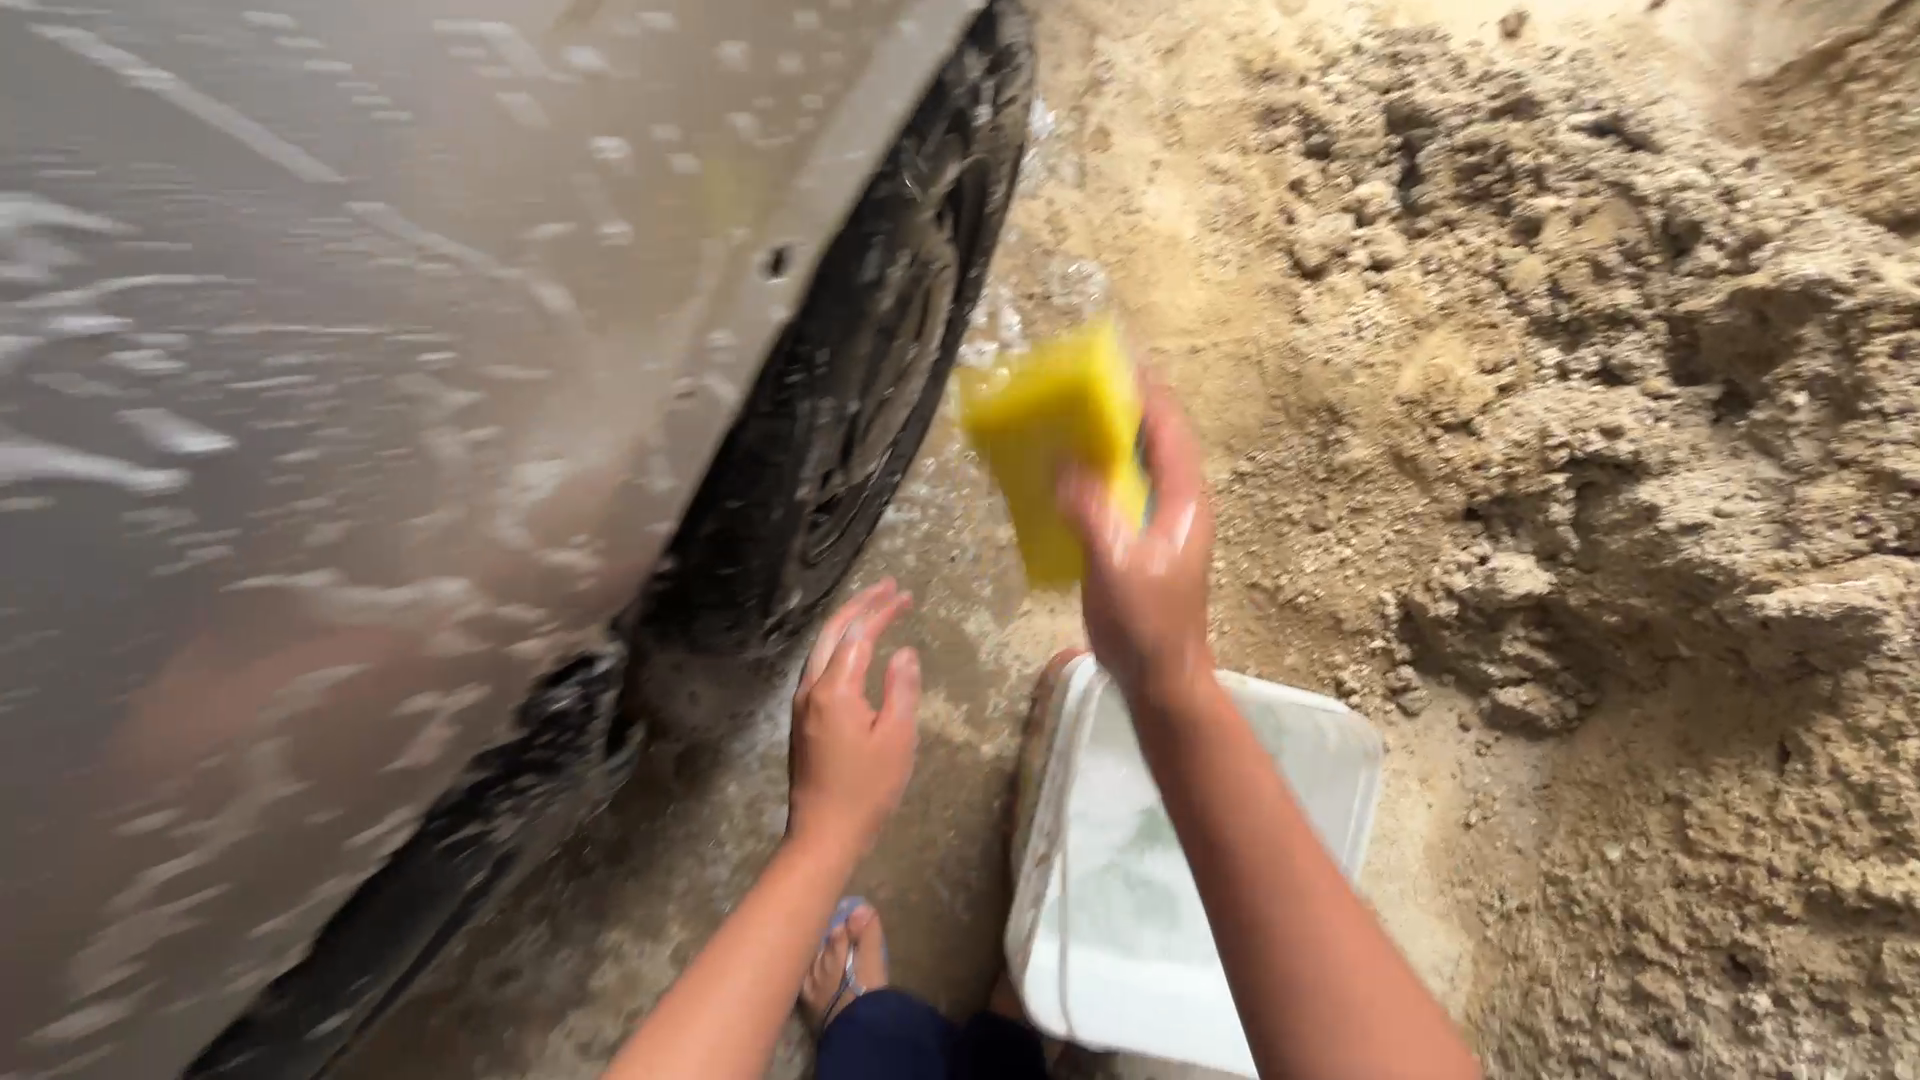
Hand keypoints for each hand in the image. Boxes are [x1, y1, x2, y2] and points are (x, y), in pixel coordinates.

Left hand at [787, 579, 920, 855]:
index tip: (906, 596)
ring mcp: (802, 703)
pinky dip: (838, 644)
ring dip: (846, 622)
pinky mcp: (802, 718)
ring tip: (873, 607)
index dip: (883, 612)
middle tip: (888, 587)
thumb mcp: (897, 739)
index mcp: (834, 690)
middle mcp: (811, 689)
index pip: (858, 635)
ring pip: (821, 647)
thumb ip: (901, 689)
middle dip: (860, 605)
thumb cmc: (866, 790)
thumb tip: (904, 652)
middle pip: (832, 632)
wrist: (823, 834)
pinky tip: (853, 648)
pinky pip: (819, 665)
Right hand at [1058, 377, 1215, 704]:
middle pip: (1156, 440)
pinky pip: (1120, 492)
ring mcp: (1159, 522)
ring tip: (1069, 422)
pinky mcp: (1139, 540)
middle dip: (1125, 411)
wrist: (1158, 674)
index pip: (1170, 430)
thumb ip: (1091, 510)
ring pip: (1138, 465)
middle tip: (1081, 389)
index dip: (1148, 394)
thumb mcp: (1116, 563)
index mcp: (1184, 500)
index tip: (1116, 364)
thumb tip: (1062, 463)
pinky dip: (1097, 474)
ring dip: (1109, 441)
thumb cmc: (1147, 621)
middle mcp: (1176, 502)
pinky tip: (1065, 475)